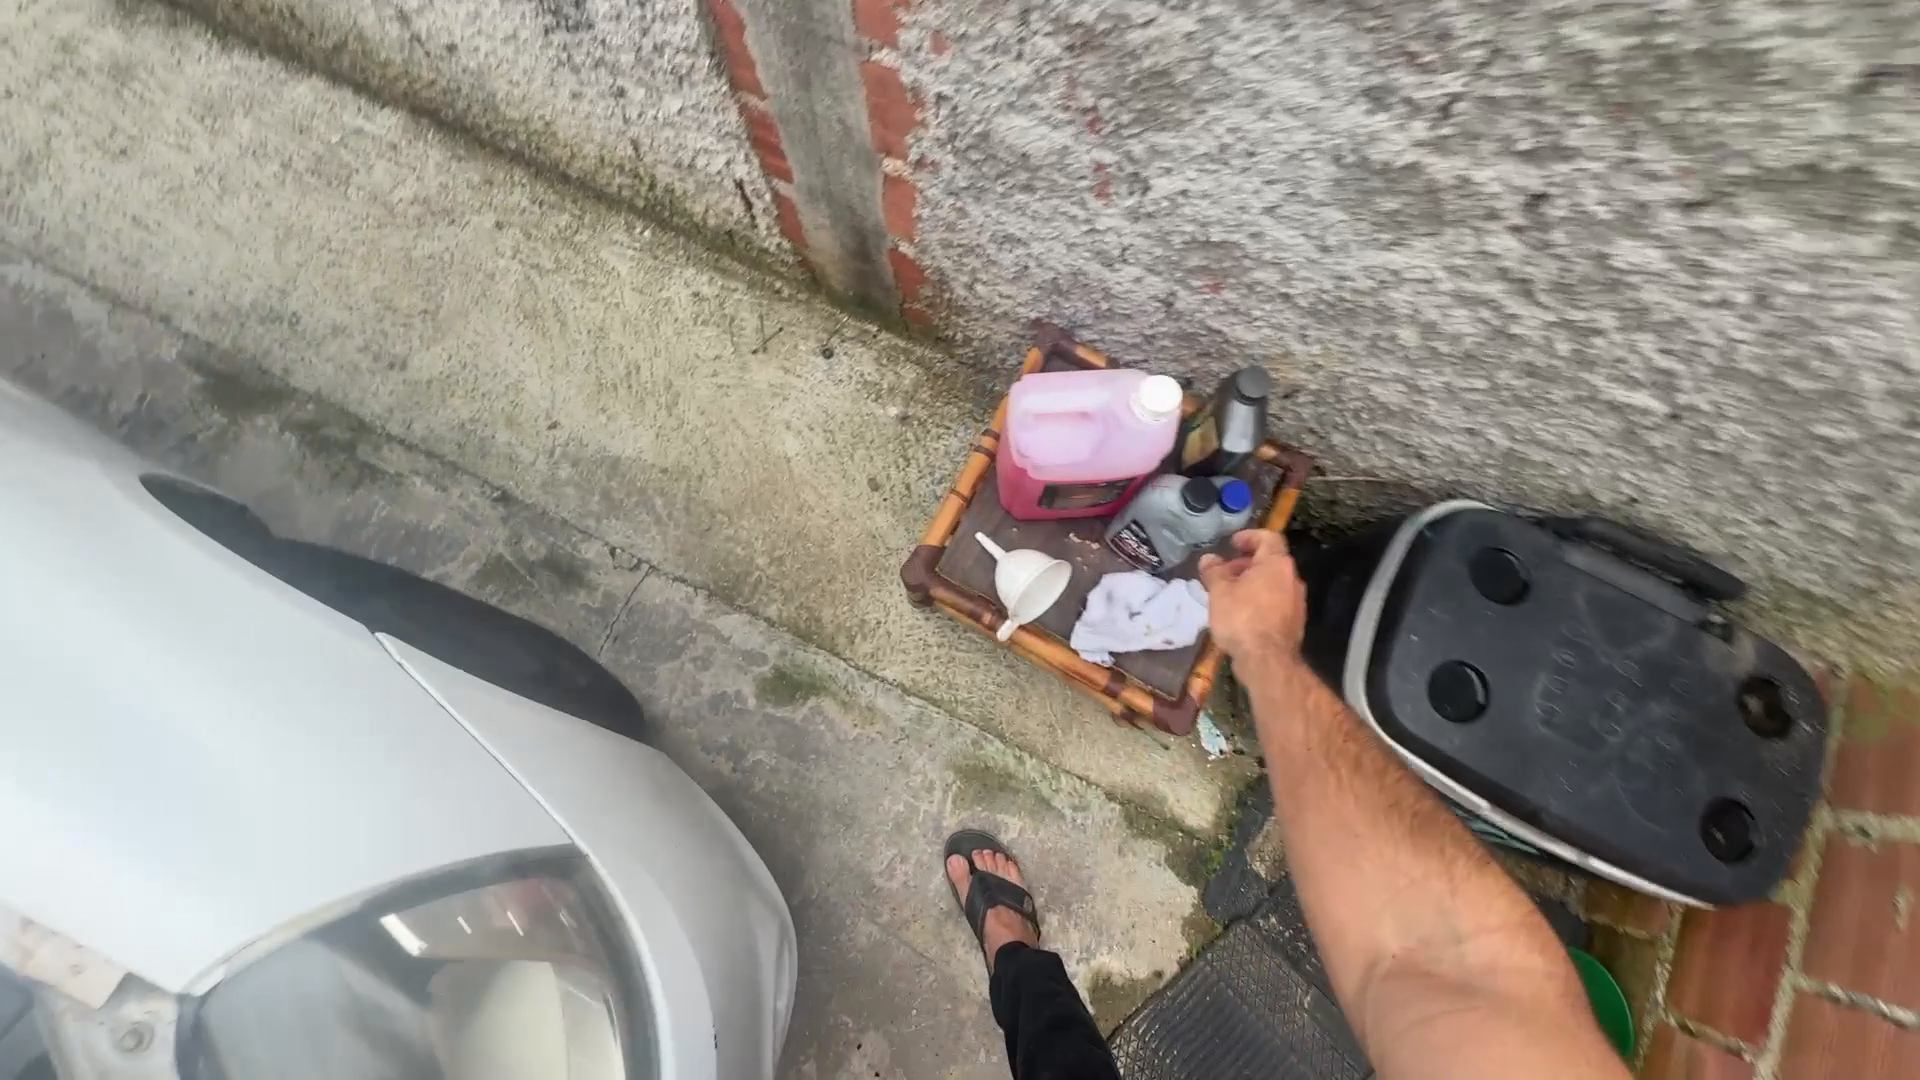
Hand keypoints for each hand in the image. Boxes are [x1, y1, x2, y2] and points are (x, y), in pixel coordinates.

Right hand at [1199, 530, 1307, 664]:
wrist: (1267, 660)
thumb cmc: (1242, 618)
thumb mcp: (1219, 592)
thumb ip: (1214, 572)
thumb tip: (1208, 558)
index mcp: (1277, 564)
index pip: (1268, 538)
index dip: (1249, 536)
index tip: (1232, 543)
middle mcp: (1292, 579)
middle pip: (1270, 561)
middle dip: (1245, 563)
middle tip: (1224, 572)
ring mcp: (1296, 601)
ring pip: (1272, 582)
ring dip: (1251, 582)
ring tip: (1228, 593)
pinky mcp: (1294, 621)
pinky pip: (1275, 600)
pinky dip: (1258, 598)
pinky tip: (1240, 612)